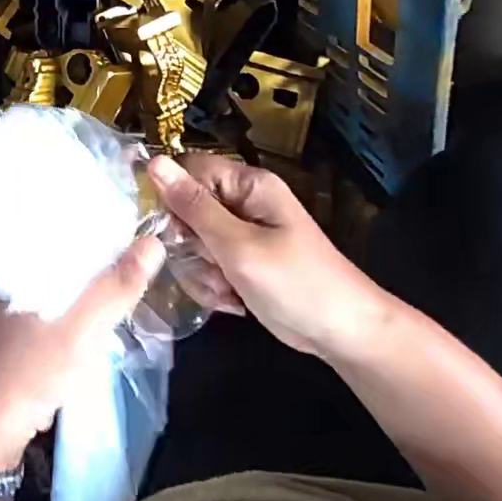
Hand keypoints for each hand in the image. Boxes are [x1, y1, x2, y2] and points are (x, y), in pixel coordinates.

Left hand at [0, 236, 165, 470]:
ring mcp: (27, 295)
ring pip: (70, 272)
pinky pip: (68, 296)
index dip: (99, 213)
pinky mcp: (34, 320)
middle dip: (104, 242)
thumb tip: (154, 241)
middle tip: (146, 233)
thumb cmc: (33, 364)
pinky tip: (111, 296)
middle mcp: (23, 269)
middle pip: (70, 246)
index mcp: (26, 258)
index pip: (63, 220)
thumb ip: (115, 286)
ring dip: (99, 270)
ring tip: (137, 257)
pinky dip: (89, 294)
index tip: (136, 209)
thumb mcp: (82, 326)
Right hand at [148, 152, 394, 360]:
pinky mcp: (240, 259)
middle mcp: (241, 201)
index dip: (172, 197)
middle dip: (190, 244)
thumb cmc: (298, 285)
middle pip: (185, 208)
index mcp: (246, 184)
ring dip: (201, 269)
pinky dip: (211, 283)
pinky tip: (231, 300)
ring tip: (226, 290)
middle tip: (210, 265)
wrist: (347, 338)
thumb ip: (193, 206)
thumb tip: (153, 162)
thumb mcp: (238, 246)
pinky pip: (204, 262)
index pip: (187, 170)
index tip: (173, 230)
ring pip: (191, 240)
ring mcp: (240, 231)